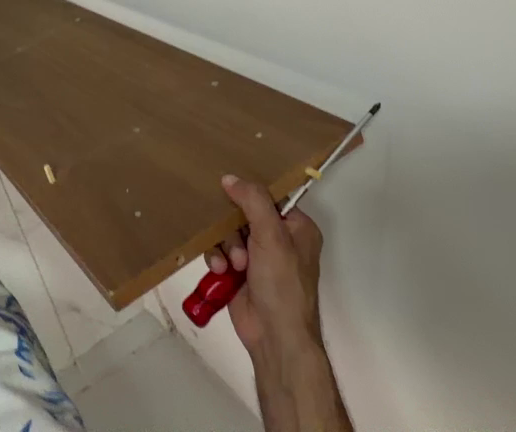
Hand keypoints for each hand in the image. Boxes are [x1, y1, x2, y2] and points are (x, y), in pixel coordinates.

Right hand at [209, 174, 324, 357]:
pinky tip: (221, 271)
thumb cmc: (282, 284)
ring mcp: (258, 258)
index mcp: (297, 228)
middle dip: (234, 230)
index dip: (251, 194)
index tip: (230, 190)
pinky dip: (218, 259)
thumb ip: (253, 201)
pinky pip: (220, 252)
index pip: (270, 197)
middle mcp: (279, 240)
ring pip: (228, 233)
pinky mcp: (239, 273)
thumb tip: (230, 178)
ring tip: (231, 265)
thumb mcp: (271, 236)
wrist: (275, 336)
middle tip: (238, 246)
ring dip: (225, 247)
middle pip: (244, 214)